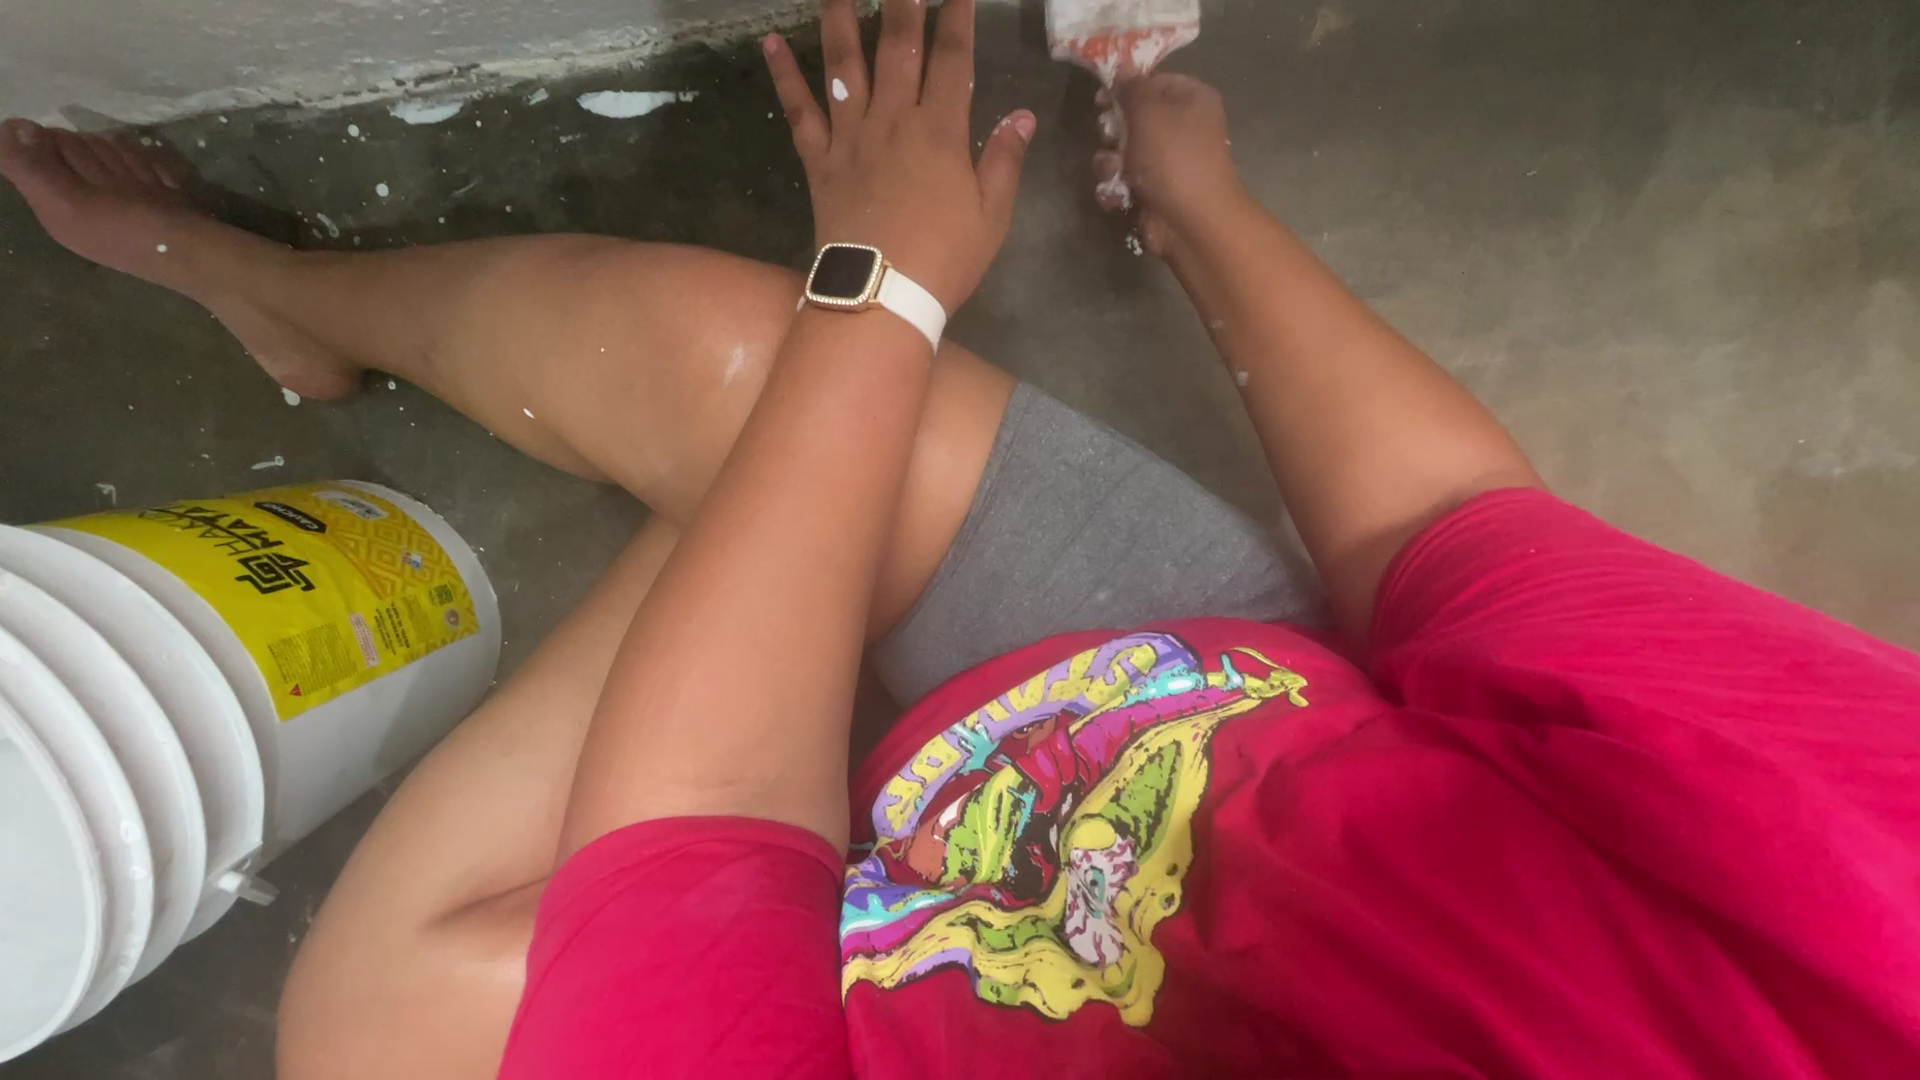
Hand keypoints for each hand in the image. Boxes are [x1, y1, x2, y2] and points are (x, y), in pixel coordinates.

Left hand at [765, 0, 1036, 312]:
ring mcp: (851, 137)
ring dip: (840, 14)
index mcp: (940, 131)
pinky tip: (770, 42)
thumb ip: (1004, 162)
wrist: (882, 295)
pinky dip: (783, 76)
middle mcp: (893, 119)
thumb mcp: (992, 217)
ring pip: (843, 63)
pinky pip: (800, 112)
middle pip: (897, 43)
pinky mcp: (820, 162)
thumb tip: (1023, 116)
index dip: (958, 13)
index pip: (952, 57)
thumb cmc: (944, 260)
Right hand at [1094, 74, 1244, 254]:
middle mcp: (1181, 130)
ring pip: (1123, 155)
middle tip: (1111, 139)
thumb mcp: (1150, 112)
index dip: (1126, 90)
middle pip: (1134, 120)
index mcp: (1191, 100)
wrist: (1191, 222)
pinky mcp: (1152, 194)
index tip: (1102, 99)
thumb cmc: (1174, 159)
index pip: (1154, 83)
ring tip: (1112, 174)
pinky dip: (1115, 191)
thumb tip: (1122, 70)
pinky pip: (1124, 184)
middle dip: (1114, 132)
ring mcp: (1166, 165)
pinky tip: (1115, 198)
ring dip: (1108, 165)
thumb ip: (1132, 88)